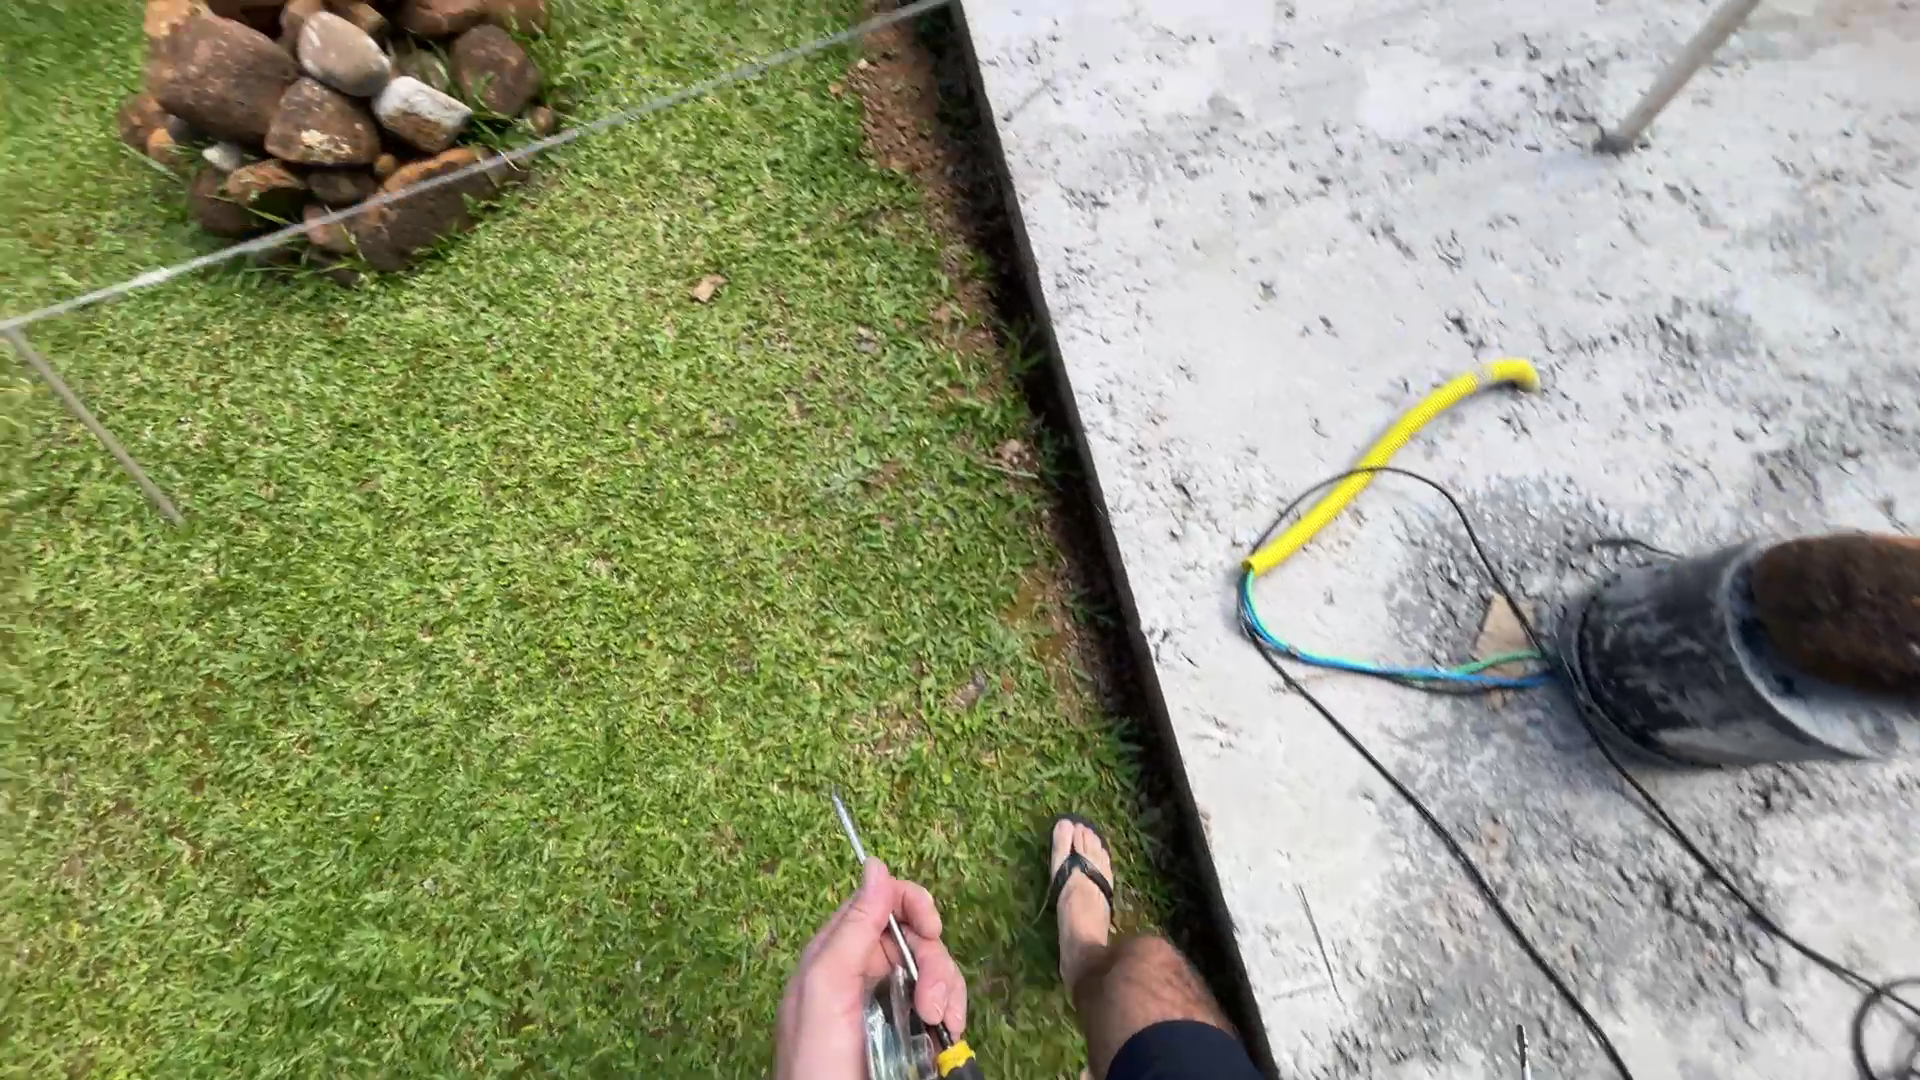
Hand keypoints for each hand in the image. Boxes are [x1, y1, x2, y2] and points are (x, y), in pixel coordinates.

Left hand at [775, 859, 968, 1079]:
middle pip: (915, 937)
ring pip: (934, 968)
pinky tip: (949, 1033)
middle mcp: (865, 971)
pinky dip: (952, 1013)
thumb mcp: (827, 986)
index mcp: (838, 952)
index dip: (910, 904)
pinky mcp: (910, 1031)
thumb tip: (876, 863)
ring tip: (943, 1025)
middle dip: (933, 963)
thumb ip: (854, 925)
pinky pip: (943, 1003)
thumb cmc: (817, 1060)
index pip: (880, 902)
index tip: (931, 926)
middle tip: (932, 1004)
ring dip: (947, 990)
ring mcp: (889, 1002)